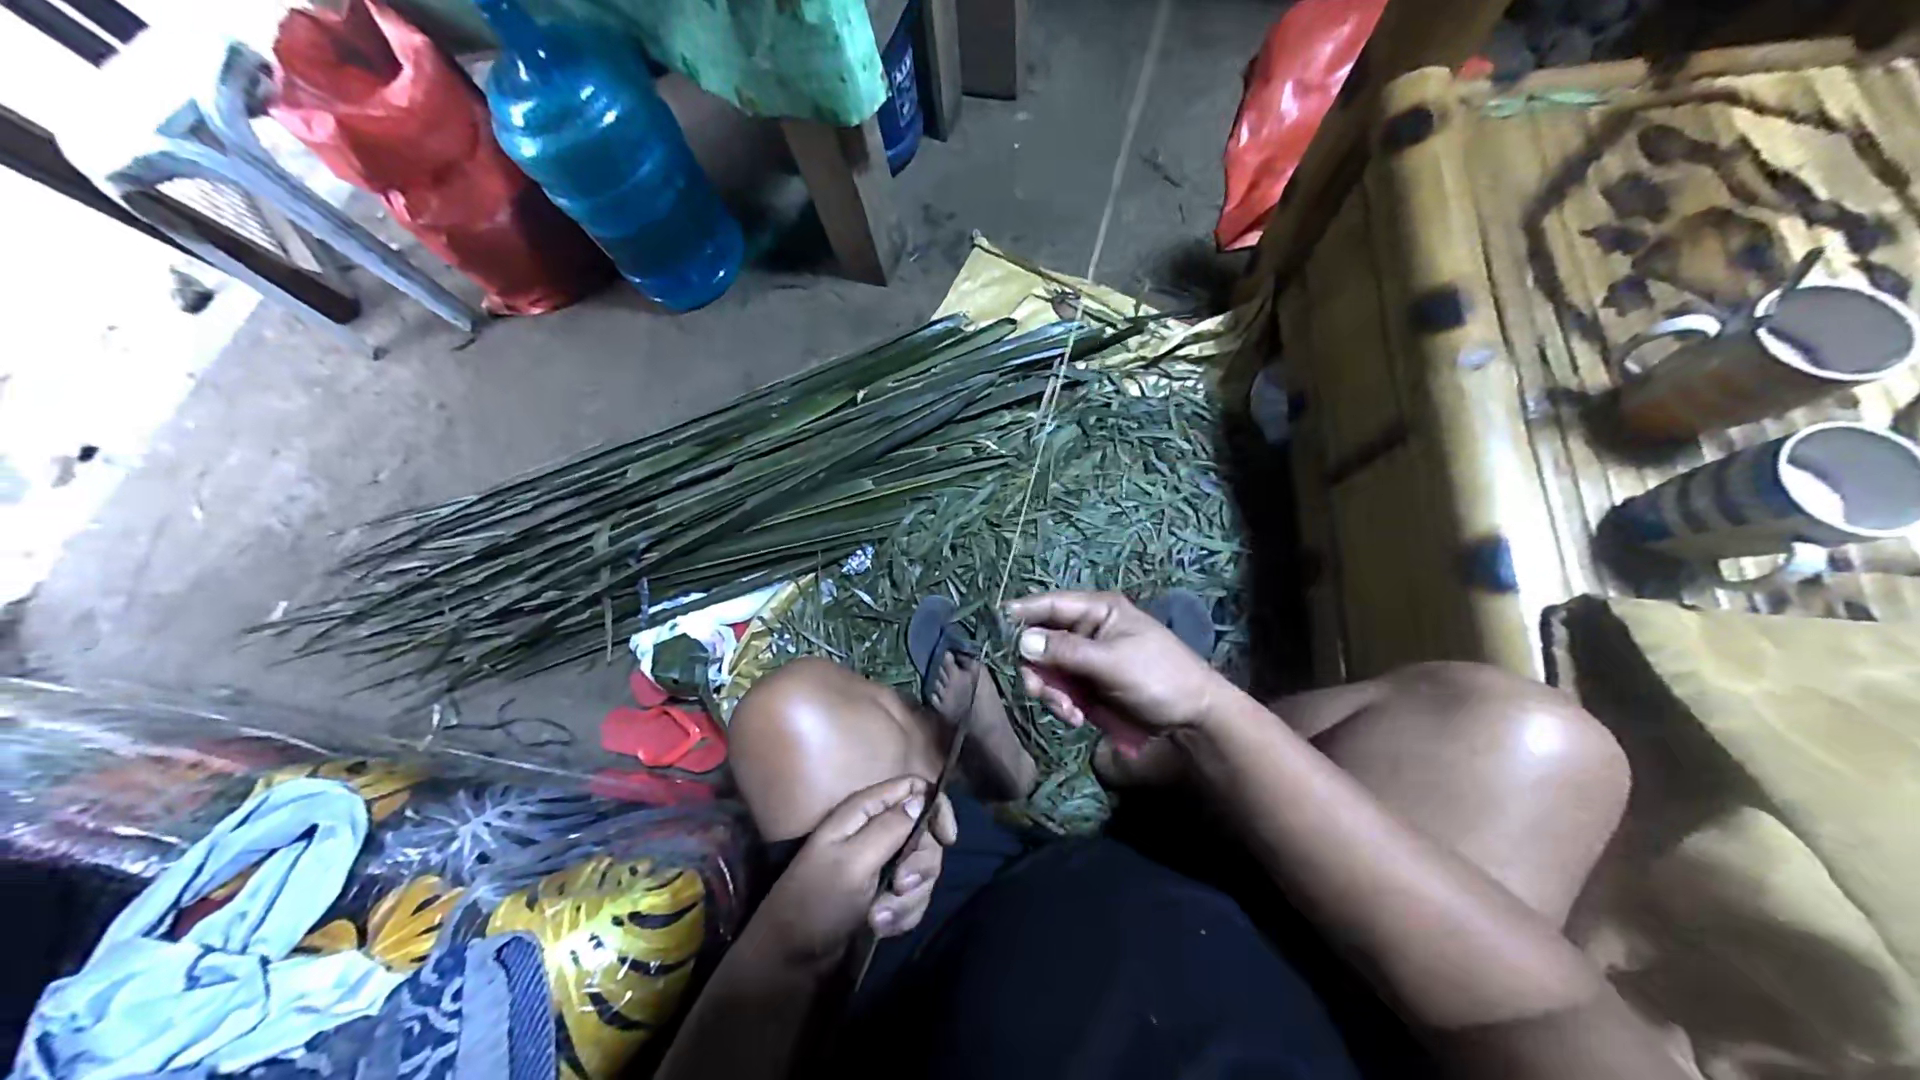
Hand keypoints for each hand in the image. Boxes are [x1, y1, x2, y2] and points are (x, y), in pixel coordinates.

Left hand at [752, 776, 955, 970]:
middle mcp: (875, 831)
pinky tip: (882, 928)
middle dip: (920, 866)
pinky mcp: (884, 893)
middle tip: (899, 886)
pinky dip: (903, 914)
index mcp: (864, 811)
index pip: (913, 788)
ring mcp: (881, 863)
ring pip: (921, 869)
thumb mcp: (854, 861)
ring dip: (908, 898)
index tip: (947, 839)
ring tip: (880, 918)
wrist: (793, 959)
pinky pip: (913, 896)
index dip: (936, 807)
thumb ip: (890, 827)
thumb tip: (922, 798)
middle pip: (924, 833)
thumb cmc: (817, 902)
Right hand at [1006, 590, 1227, 733]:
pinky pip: (1058, 691)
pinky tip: (1075, 718)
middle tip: (1038, 690)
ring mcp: (1085, 660)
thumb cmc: (1158, 676)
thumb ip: (1065, 651)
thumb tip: (1022, 641)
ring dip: (1049, 691)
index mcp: (1097, 611)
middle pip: (1040, 641)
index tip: (995, 627)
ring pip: (1045, 669)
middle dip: (1037, 667)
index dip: (1021, 614)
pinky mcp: (1086, 687)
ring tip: (1066, 710)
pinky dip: (1061, 705)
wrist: (1191, 720)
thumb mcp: (1111, 661)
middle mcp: (1086, 631)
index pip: (1049, 605)